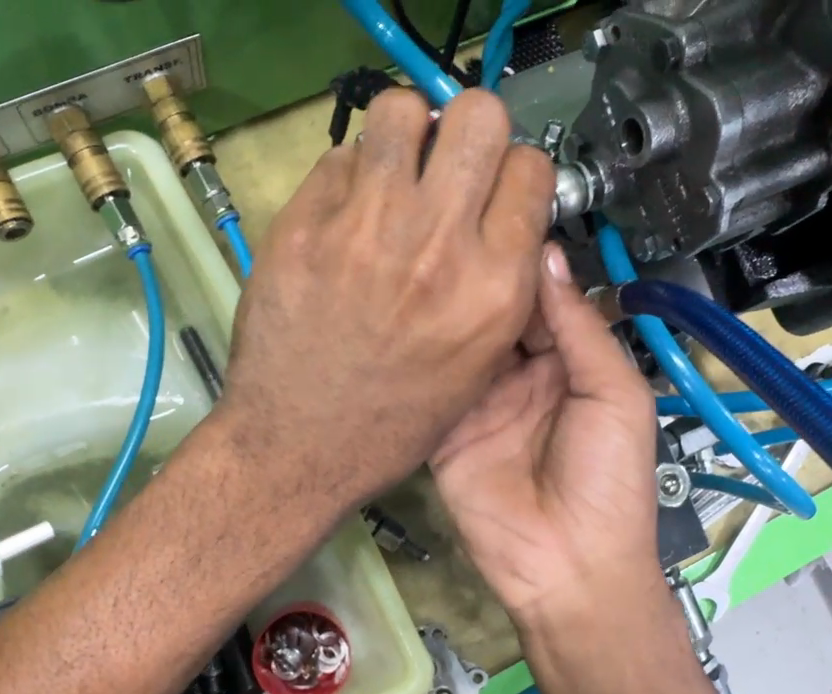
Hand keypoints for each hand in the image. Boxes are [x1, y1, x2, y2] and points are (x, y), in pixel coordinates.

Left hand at [213, 88, 554, 516]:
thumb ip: (501, 284)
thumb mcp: (479, 366)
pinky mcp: (305, 222)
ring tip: (393, 174)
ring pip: (400, 111)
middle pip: (478, 115)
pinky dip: (348, 178)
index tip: (493, 191)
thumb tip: (502, 217)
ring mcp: (366, 226)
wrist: (300, 446)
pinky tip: (345, 218)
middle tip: (447, 165)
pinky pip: (339, 158)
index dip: (514, 174)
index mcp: (494, 287)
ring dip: (404, 135)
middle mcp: (438, 243)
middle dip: (469, 132)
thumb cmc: (397, 422)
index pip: (531, 168)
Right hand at [432, 245, 663, 622]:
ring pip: (454, 345)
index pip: (538, 301)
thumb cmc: (608, 481)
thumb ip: (582, 329)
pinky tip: (392, 315)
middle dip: (473, 278)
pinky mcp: (442, 436)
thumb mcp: (615, 395)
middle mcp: (519, 378)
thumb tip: (549, 259)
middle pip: (491, 316)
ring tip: (414, 256)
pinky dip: (413, 360)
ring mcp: (477, 406)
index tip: (490, 214)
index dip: (519, 264)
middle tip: (443, 229)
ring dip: (439, 309)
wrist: (570, 567)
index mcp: (568, 365)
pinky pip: (427, 391)